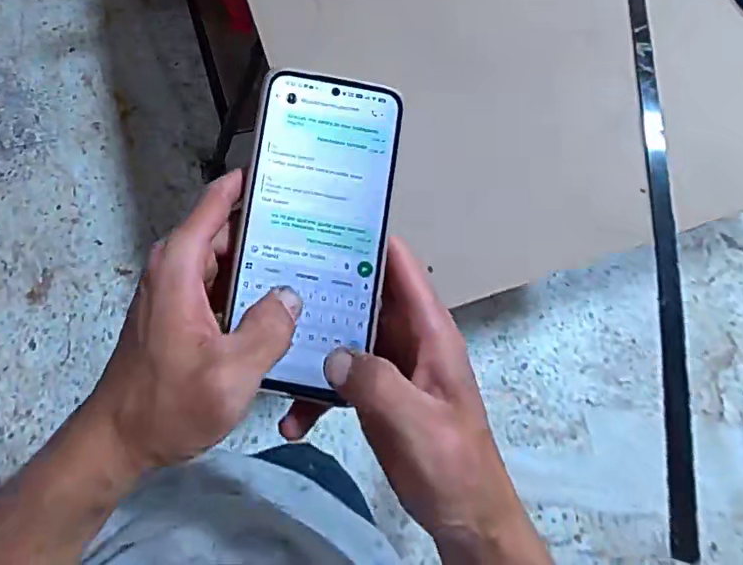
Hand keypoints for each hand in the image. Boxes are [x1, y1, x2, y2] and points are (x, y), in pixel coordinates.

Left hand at [85, 169, 302, 469]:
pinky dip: (248, 282)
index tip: (287, 171)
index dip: (251, 180)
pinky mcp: (181, 306)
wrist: (117, 442)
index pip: (218, 198)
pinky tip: (283, 298)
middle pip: (228, 226)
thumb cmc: (165, 405)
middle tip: (317, 224)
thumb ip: (267, 330)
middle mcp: (176, 263)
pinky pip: (221, 278)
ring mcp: (177, 284)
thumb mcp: (228, 374)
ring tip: (310, 257)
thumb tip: (291, 295)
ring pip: (228, 254)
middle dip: (269, 223)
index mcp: (181, 262)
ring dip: (262, 257)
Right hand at [280, 238, 546, 563]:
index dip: (373, 241)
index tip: (333, 223)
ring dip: (316, 343)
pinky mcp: (377, 394)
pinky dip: (317, 393)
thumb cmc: (453, 463)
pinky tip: (293, 417)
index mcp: (430, 332)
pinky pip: (342, 378)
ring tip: (278, 345)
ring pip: (348, 336)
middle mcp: (409, 339)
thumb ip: (376, 383)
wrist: (464, 520)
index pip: (403, 269)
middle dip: (331, 286)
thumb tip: (333, 355)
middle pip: (366, 297)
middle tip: (286, 273)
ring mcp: (391, 366)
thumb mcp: (416, 420)